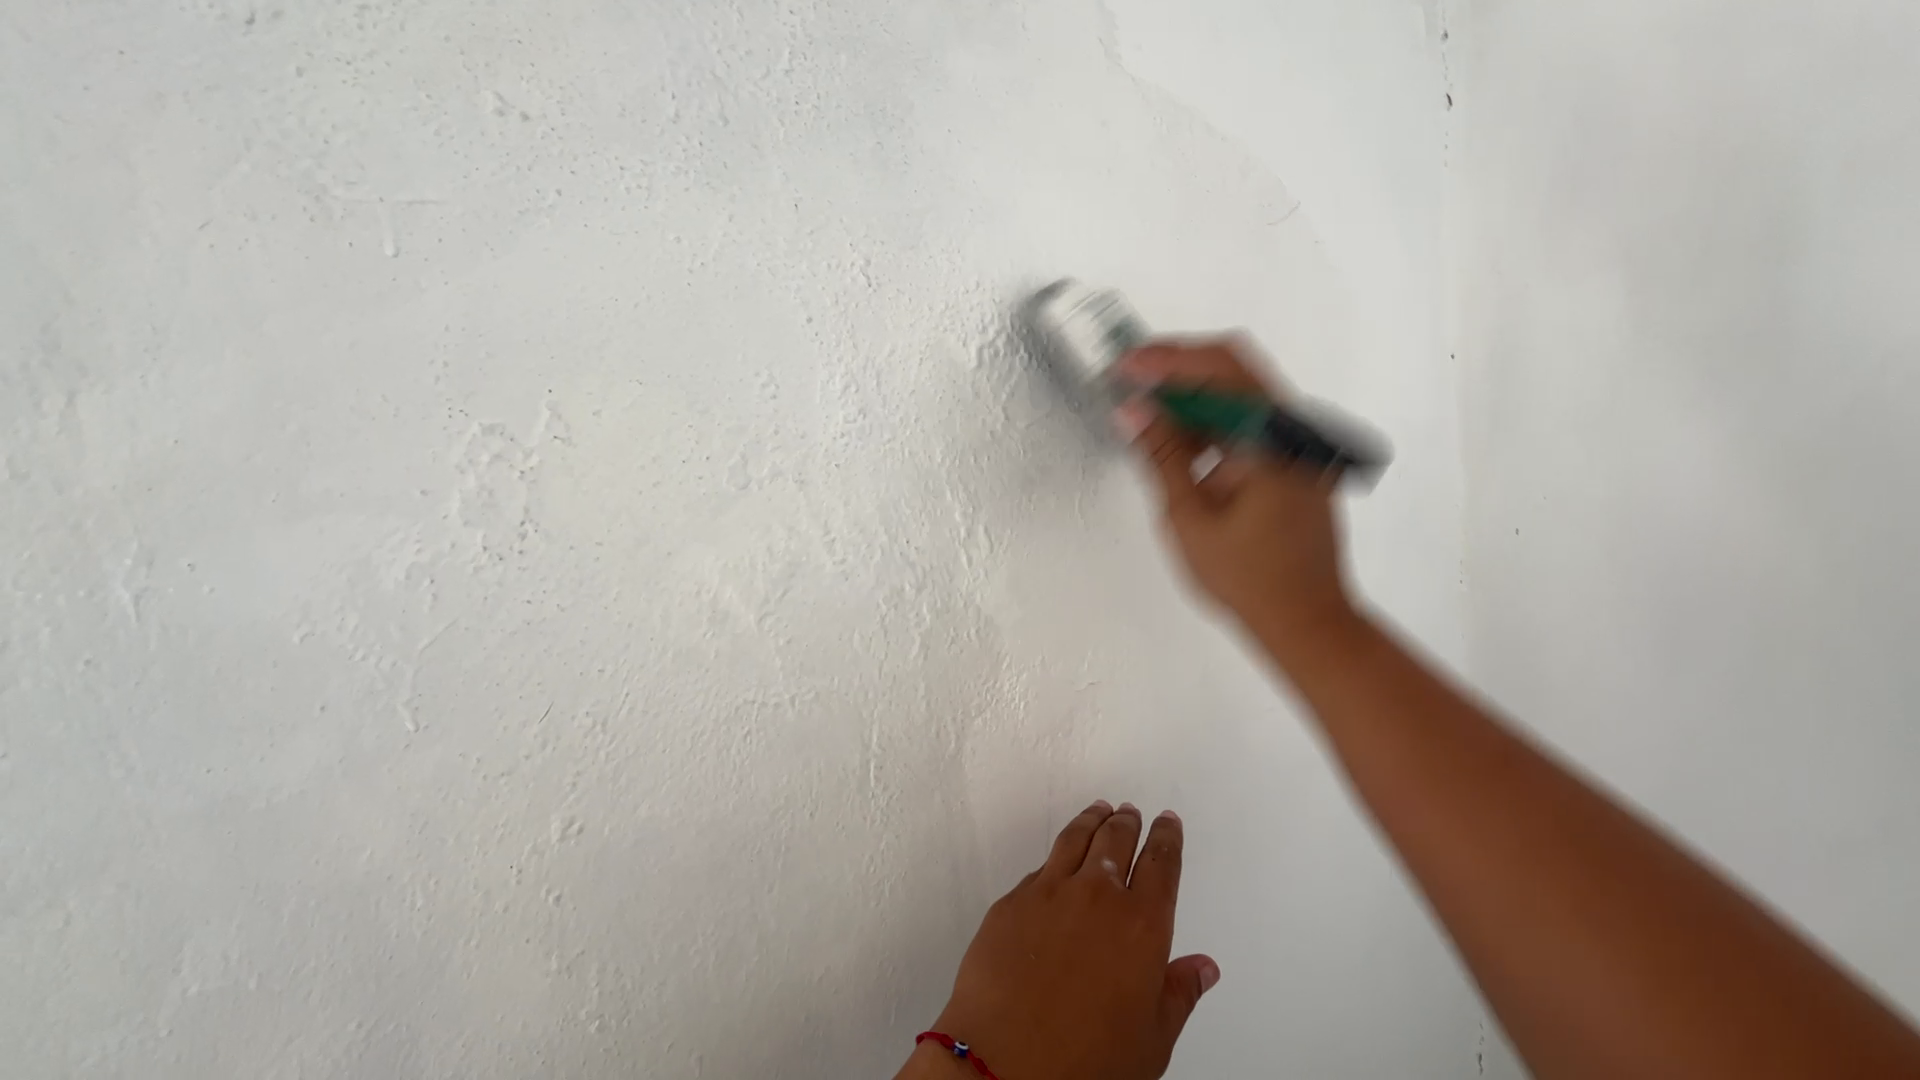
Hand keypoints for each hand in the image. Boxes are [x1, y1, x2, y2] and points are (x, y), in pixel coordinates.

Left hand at [909, 802, 1217, 1079]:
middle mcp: (1098, 896)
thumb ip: (1179, 993)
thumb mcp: (1151, 1038)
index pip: (1161, 864)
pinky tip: (1058, 861)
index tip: (1168, 821)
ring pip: (1076, 840)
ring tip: (1099, 810)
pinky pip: (1040, 868)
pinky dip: (1056, 857)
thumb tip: (1204, 968)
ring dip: (1091, 822)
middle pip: (1117, 841)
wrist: (1006, 1060)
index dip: (1167, 838)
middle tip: (1131, 812)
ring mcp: (1050, 892)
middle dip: (1128, 823)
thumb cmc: (1088, 1060)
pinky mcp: (1012, 901)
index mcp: (1142, 925)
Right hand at [1114, 338, 1358, 656]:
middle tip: (1128, 382)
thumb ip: (1161, 454)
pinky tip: (1178, 443)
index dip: (1164, 359)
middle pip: (1232, 368)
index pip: (1217, 366)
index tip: (1123, 367)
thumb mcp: (1188, 515)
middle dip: (1176, 369)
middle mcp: (1293, 428)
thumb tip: (1133, 409)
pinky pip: (1250, 423)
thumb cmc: (1247, 577)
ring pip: (1240, 394)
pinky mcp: (1294, 462)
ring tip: (1144, 415)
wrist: (1306, 619)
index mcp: (1271, 435)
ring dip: (1191, 396)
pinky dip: (1212, 422)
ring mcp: (1298, 444)